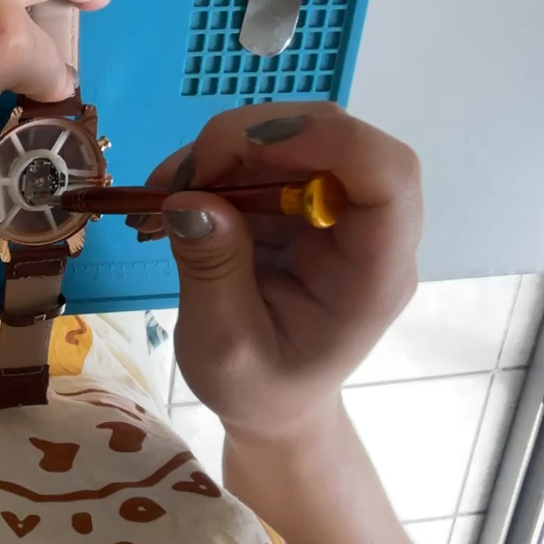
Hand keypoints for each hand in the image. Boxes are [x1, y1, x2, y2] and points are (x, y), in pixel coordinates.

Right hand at [141, 103, 422, 441]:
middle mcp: (364, 230)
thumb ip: (211, 272)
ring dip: (217, 156)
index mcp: (373, 272)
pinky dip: (208, 172)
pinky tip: (170, 202)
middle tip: (176, 180)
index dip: (319, 140)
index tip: (233, 150)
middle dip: (246, 143)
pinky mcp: (296, 211)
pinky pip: (258, 165)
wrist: (269, 403)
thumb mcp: (223, 344)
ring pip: (286, 144)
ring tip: (159, 196)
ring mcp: (330, 216)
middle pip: (330, 142)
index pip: (384, 174)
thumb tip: (189, 199)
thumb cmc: (256, 387)